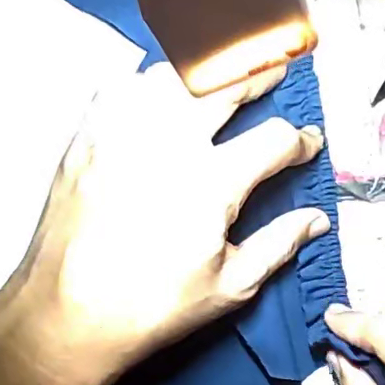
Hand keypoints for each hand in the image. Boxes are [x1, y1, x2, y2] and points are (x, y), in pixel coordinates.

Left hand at [0, 64, 329, 384]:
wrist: (68, 313)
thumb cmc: (155, 306)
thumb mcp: (232, 285)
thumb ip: (279, 244)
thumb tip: (316, 221)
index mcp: (212, 182)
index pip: (275, 140)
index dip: (302, 141)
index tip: (309, 145)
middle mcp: (168, 143)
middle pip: (226, 87)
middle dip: (260, 76)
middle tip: (276, 71)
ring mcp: (121, 134)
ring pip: (172, 75)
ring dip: (205, 72)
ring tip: (221, 77)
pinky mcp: (87, 137)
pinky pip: (121, 86)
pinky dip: (148, 80)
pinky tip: (160, 91)